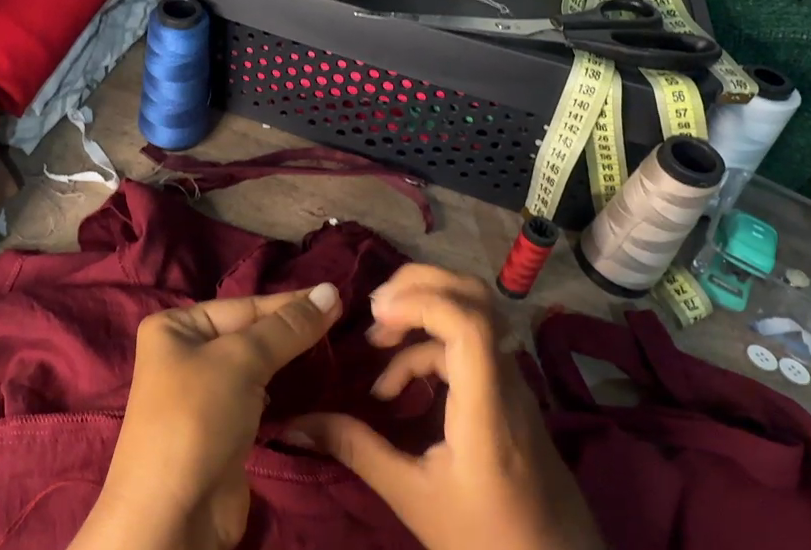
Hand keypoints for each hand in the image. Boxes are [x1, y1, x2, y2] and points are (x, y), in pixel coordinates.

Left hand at [70, 283, 342, 549]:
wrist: (172, 513)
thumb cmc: (197, 417)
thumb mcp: (241, 361)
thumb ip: (287, 328)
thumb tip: (330, 290)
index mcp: (175, 326)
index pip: (243, 306)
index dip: (291, 304)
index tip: (339, 298)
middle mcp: (185, 354)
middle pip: (250, 334)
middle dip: (293, 333)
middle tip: (345, 325)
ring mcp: (204, 394)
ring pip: (257, 368)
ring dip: (292, 364)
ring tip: (338, 351)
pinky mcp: (223, 430)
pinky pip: (260, 399)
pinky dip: (285, 393)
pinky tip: (314, 387)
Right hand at [291, 265, 602, 549]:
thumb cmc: (487, 540)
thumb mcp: (413, 498)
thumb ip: (357, 450)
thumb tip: (297, 423)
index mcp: (487, 406)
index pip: (469, 322)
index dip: (421, 301)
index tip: (376, 316)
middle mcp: (507, 381)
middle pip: (476, 298)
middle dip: (420, 286)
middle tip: (375, 309)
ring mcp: (513, 386)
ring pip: (473, 317)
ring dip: (422, 317)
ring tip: (377, 345)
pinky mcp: (509, 397)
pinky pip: (471, 346)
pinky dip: (430, 346)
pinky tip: (399, 385)